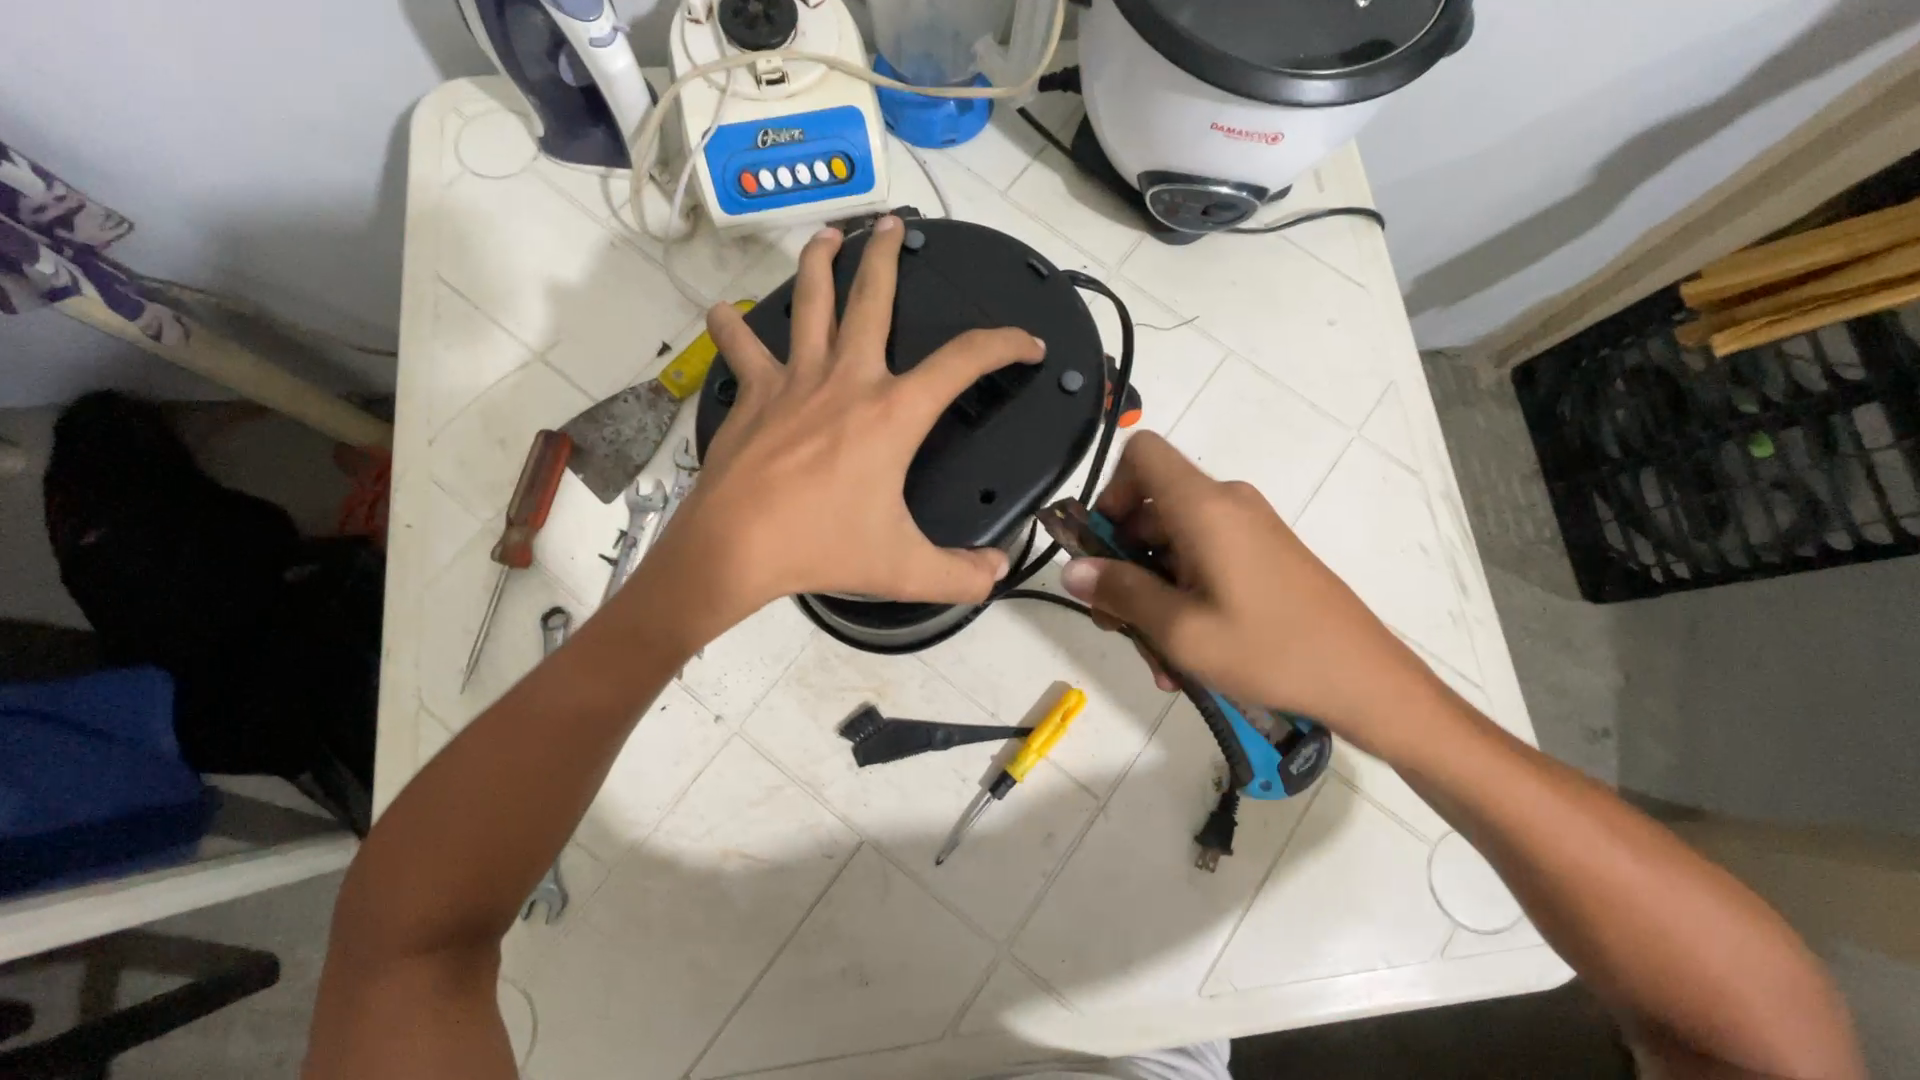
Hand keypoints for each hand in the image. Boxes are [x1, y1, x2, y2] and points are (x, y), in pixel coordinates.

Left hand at [649, 216, 1045, 638]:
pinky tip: (722, 311)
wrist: (736, 547)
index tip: (1028, 344)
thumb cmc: (823, 549)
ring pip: (809, 301)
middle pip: (873, 299)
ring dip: (819, 262)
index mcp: (893, 412)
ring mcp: (795, 380)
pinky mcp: (753, 393)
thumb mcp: (905, 568)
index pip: (965, 361)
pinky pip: (742, 346)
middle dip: (887, 256)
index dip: (1005, 345)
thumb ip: (961, 574)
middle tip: (893, 223)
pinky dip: (732, 326)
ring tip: (827, 235)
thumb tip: (996, 573)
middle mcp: (847, 379)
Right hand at [1058, 433, 1440, 754]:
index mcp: (1204, 506)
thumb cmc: (1270, 650)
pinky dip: (1185, 600)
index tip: (1102, 549)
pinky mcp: (1263, 557)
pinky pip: (1204, 564)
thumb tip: (1071, 569)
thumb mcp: (1180, 630)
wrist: (1365, 679)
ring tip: (1158, 658)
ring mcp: (1248, 531)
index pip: (1142, 454)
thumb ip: (1120, 593)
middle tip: (1118, 625)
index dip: (1110, 492)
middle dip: (1124, 566)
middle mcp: (1226, 505)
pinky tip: (1187, 656)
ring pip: (1174, 547)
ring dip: (1153, 596)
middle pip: (1151, 510)